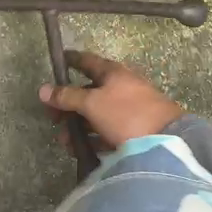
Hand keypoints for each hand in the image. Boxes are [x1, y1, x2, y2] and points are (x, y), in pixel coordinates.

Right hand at [38, 51, 186, 148]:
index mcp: (113, 73)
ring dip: (79, 126)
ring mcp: (131, 109)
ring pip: (97, 114)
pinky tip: (83, 150)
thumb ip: (67, 96)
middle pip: (89, 91)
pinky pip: (108, 131)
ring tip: (67, 143)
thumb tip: (43, 90)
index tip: (58, 62)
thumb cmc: (127, 115)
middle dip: (69, 106)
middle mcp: (122, 87)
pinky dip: (94, 138)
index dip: (71, 60)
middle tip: (53, 119)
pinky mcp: (136, 130)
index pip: (87, 61)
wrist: (169, 143)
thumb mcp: (92, 103)